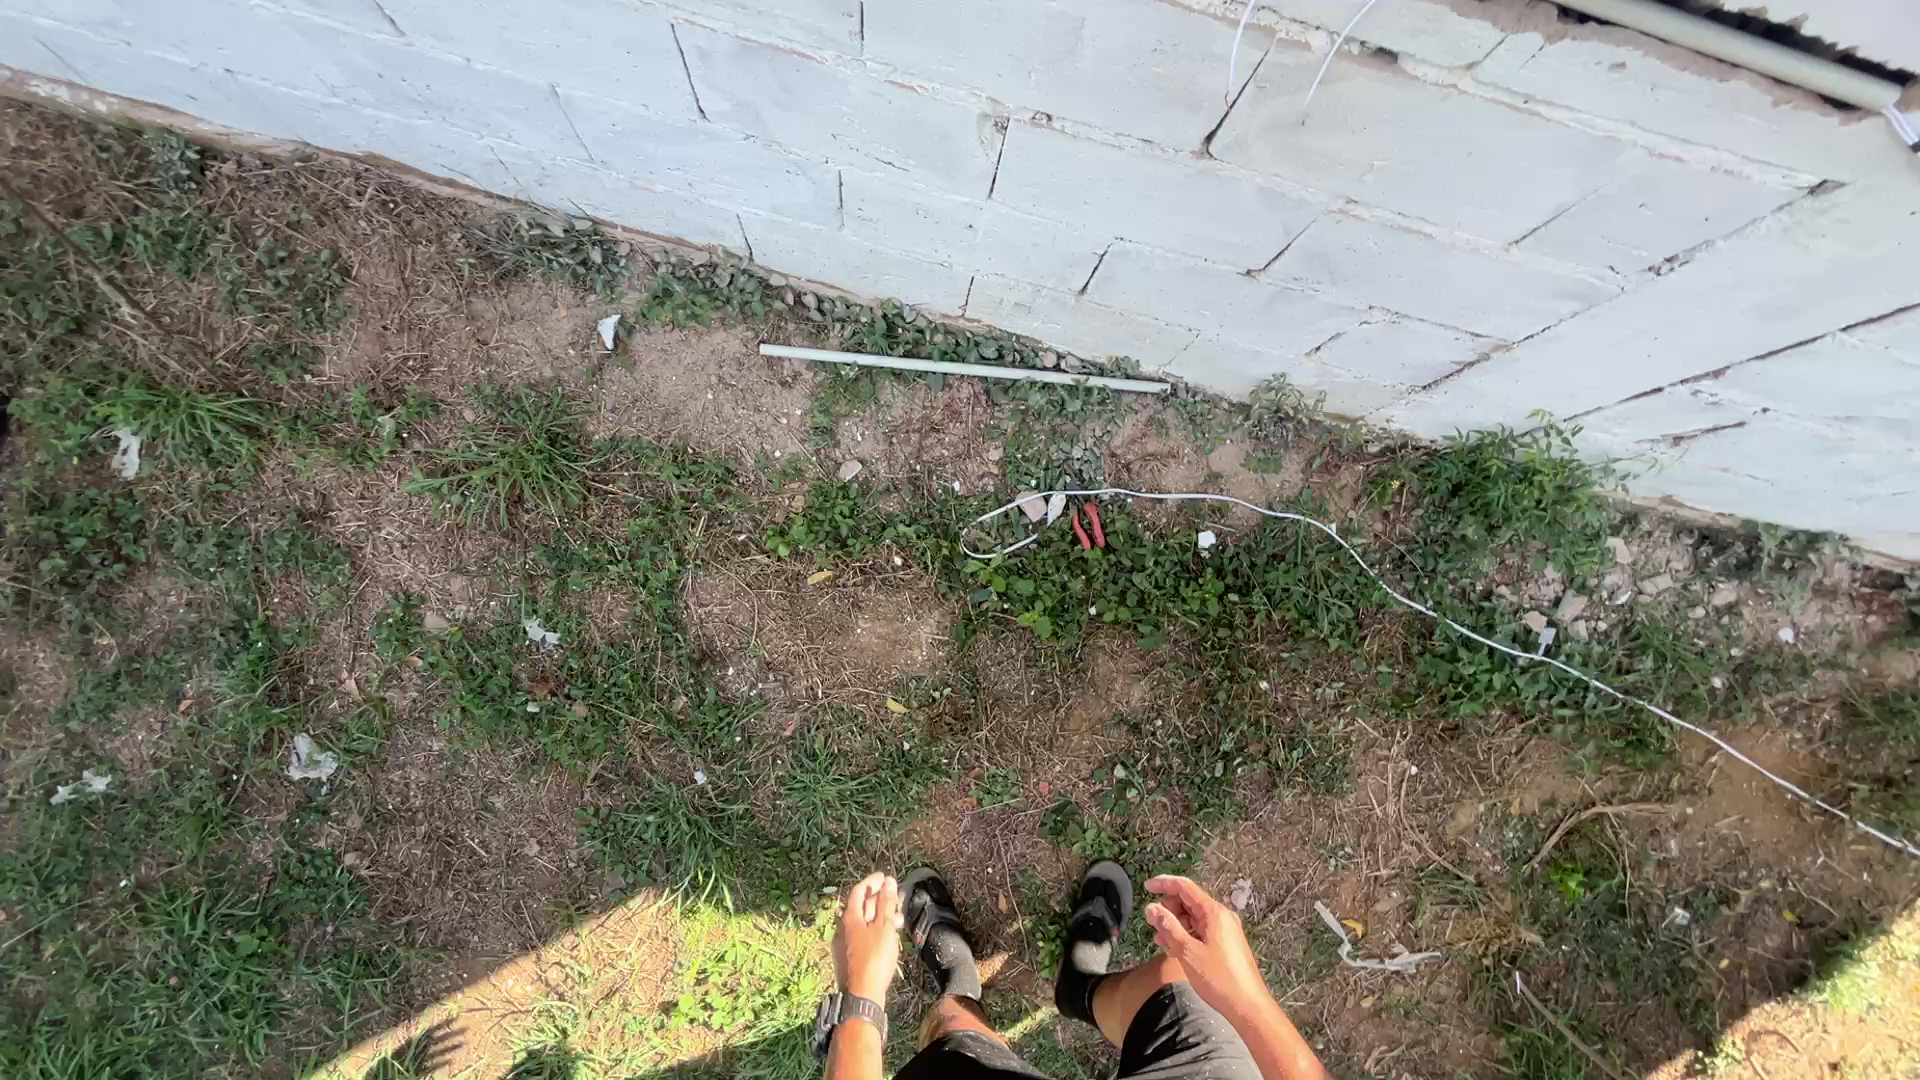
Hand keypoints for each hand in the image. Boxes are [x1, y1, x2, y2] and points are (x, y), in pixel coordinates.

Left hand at [832, 872, 900, 1003]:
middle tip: (894, 896)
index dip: (872, 881)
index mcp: (849, 917)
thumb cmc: (874, 958)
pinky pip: (863, 934)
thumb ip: (887, 903)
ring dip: (879, 915)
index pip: (859, 890)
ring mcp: (845, 943)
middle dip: (878, 898)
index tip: (885, 877)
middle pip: (860, 906)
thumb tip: (889, 881)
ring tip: (897, 918)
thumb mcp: (884, 927)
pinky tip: (888, 936)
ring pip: (863, 921)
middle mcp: (843, 928)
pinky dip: (875, 929)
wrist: (862, 996)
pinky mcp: (850, 957)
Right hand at [1144, 875, 1272, 1021]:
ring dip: (1175, 925)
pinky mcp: (1227, 944)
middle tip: (1153, 925)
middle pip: (1188, 901)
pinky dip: (1187, 935)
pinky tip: (1176, 951)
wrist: (1250, 1008)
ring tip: (1161, 942)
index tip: (1146, 888)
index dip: (1163, 883)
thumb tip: (1151, 908)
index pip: (1184, 887)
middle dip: (1168, 910)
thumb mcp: (1187, 952)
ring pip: (1194, 918)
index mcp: (1214, 912)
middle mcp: (1221, 916)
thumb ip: (1168, 927)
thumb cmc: (1219, 979)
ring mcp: (1226, 930)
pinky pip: (1202, 930)